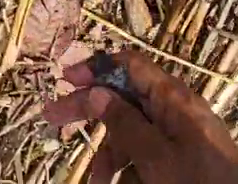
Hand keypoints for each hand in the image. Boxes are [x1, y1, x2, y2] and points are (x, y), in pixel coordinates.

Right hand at [44, 52, 237, 183]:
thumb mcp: (157, 160)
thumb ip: (124, 124)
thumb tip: (95, 90)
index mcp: (175, 99)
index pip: (130, 65)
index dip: (96, 66)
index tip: (66, 78)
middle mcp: (178, 112)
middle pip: (125, 98)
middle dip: (90, 109)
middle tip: (53, 118)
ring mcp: (182, 139)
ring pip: (133, 134)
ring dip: (109, 155)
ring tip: (97, 182)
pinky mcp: (185, 164)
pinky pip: (148, 157)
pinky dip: (130, 170)